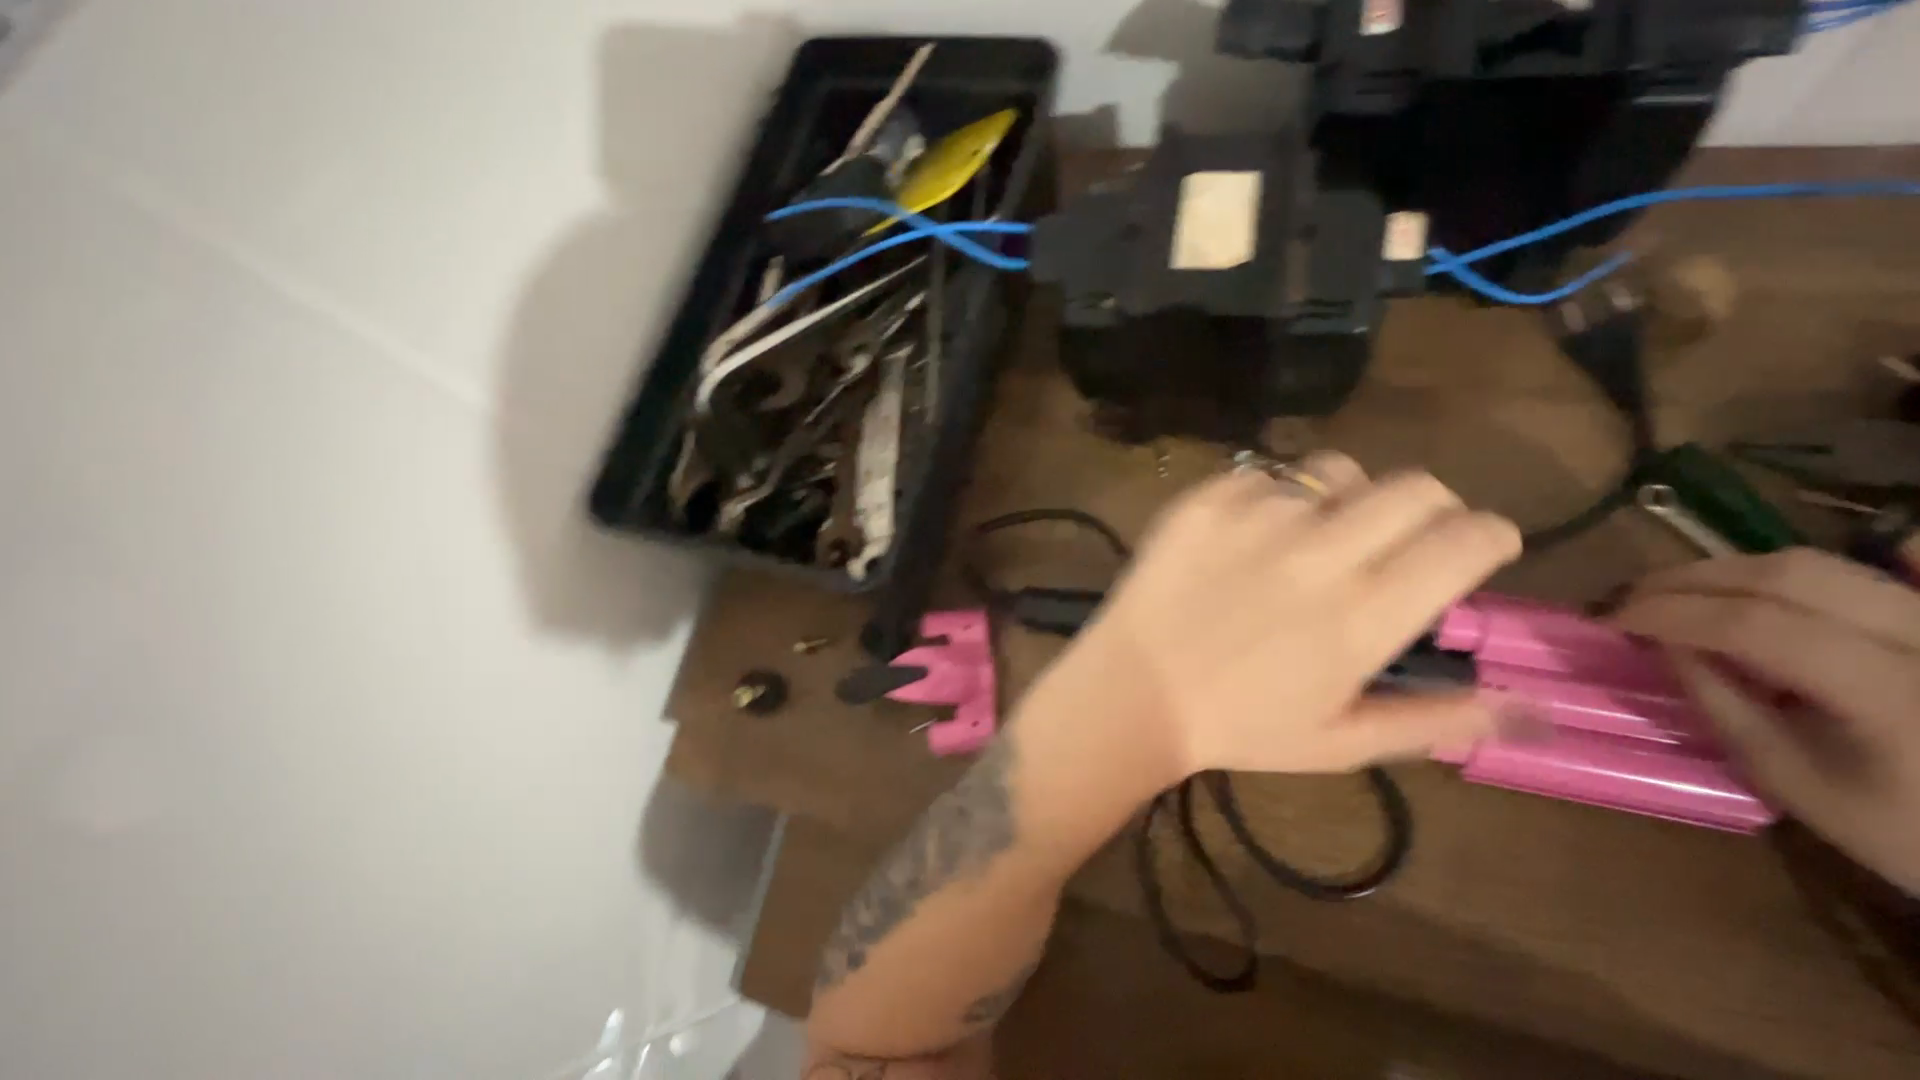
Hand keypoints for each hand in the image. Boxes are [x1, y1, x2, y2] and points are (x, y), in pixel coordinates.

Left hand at [1049, 452, 1521, 780]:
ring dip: (1350, 498)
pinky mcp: (1208, 498)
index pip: (1468, 537)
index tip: (1478, 551)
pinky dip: (1277, 498)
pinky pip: (1269, 474)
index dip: (1489, 537)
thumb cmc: (1241, 727)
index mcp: (1368, 613)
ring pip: (1341, 470)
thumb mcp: (1345, 741)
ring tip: (1323, 536)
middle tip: (1403, 542)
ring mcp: (1261, 515)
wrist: (1133, 693)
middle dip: (1432, 509)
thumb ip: (1442, 720)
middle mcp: (1323, 551)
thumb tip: (1536, 712)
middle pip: (1418, 485)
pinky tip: (1254, 537)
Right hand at [1615, 548, 1919, 893]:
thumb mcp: (1797, 782)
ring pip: (1825, 564)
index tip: (1612, 619)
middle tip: (1633, 595)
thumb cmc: (1904, 828)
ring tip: (1685, 588)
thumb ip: (1727, 707)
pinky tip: (1811, 564)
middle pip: (1789, 577)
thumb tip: (1664, 644)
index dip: (1673, 612)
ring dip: (1739, 568)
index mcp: (1887, 691)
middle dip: (1695, 579)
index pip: (1756, 624)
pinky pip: (1897, 568)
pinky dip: (1846, 558)